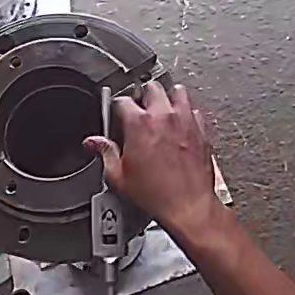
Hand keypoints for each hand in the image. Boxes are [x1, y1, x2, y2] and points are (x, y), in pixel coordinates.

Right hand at [85, 83, 220, 237]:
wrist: (188, 206)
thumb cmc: (157, 194)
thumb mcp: (119, 176)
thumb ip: (105, 153)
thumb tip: (95, 143)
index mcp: (139, 123)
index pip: (122, 100)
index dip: (116, 107)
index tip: (116, 115)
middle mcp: (163, 117)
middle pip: (151, 88)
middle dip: (142, 96)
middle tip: (137, 109)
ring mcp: (185, 121)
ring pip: (177, 91)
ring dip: (166, 97)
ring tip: (159, 108)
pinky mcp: (200, 130)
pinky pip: (193, 110)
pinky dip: (184, 113)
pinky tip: (178, 124)